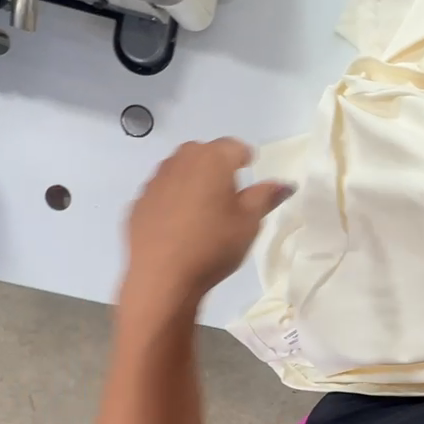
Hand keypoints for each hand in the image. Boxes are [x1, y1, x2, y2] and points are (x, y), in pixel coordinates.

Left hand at [121, 138, 290, 315]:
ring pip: (179, 170)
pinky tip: (180, 226)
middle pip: (203, 152)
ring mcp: (155, 181)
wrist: (163, 276)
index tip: (250, 173)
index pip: (234, 146)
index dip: (245, 158)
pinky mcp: (138, 202)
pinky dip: (173, 199)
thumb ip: (266, 197)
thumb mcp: (249, 223)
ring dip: (193, 180)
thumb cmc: (214, 245)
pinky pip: (162, 192)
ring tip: (204, 210)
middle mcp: (180, 162)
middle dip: (217, 165)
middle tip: (228, 193)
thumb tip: (285, 183)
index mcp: (212, 160)